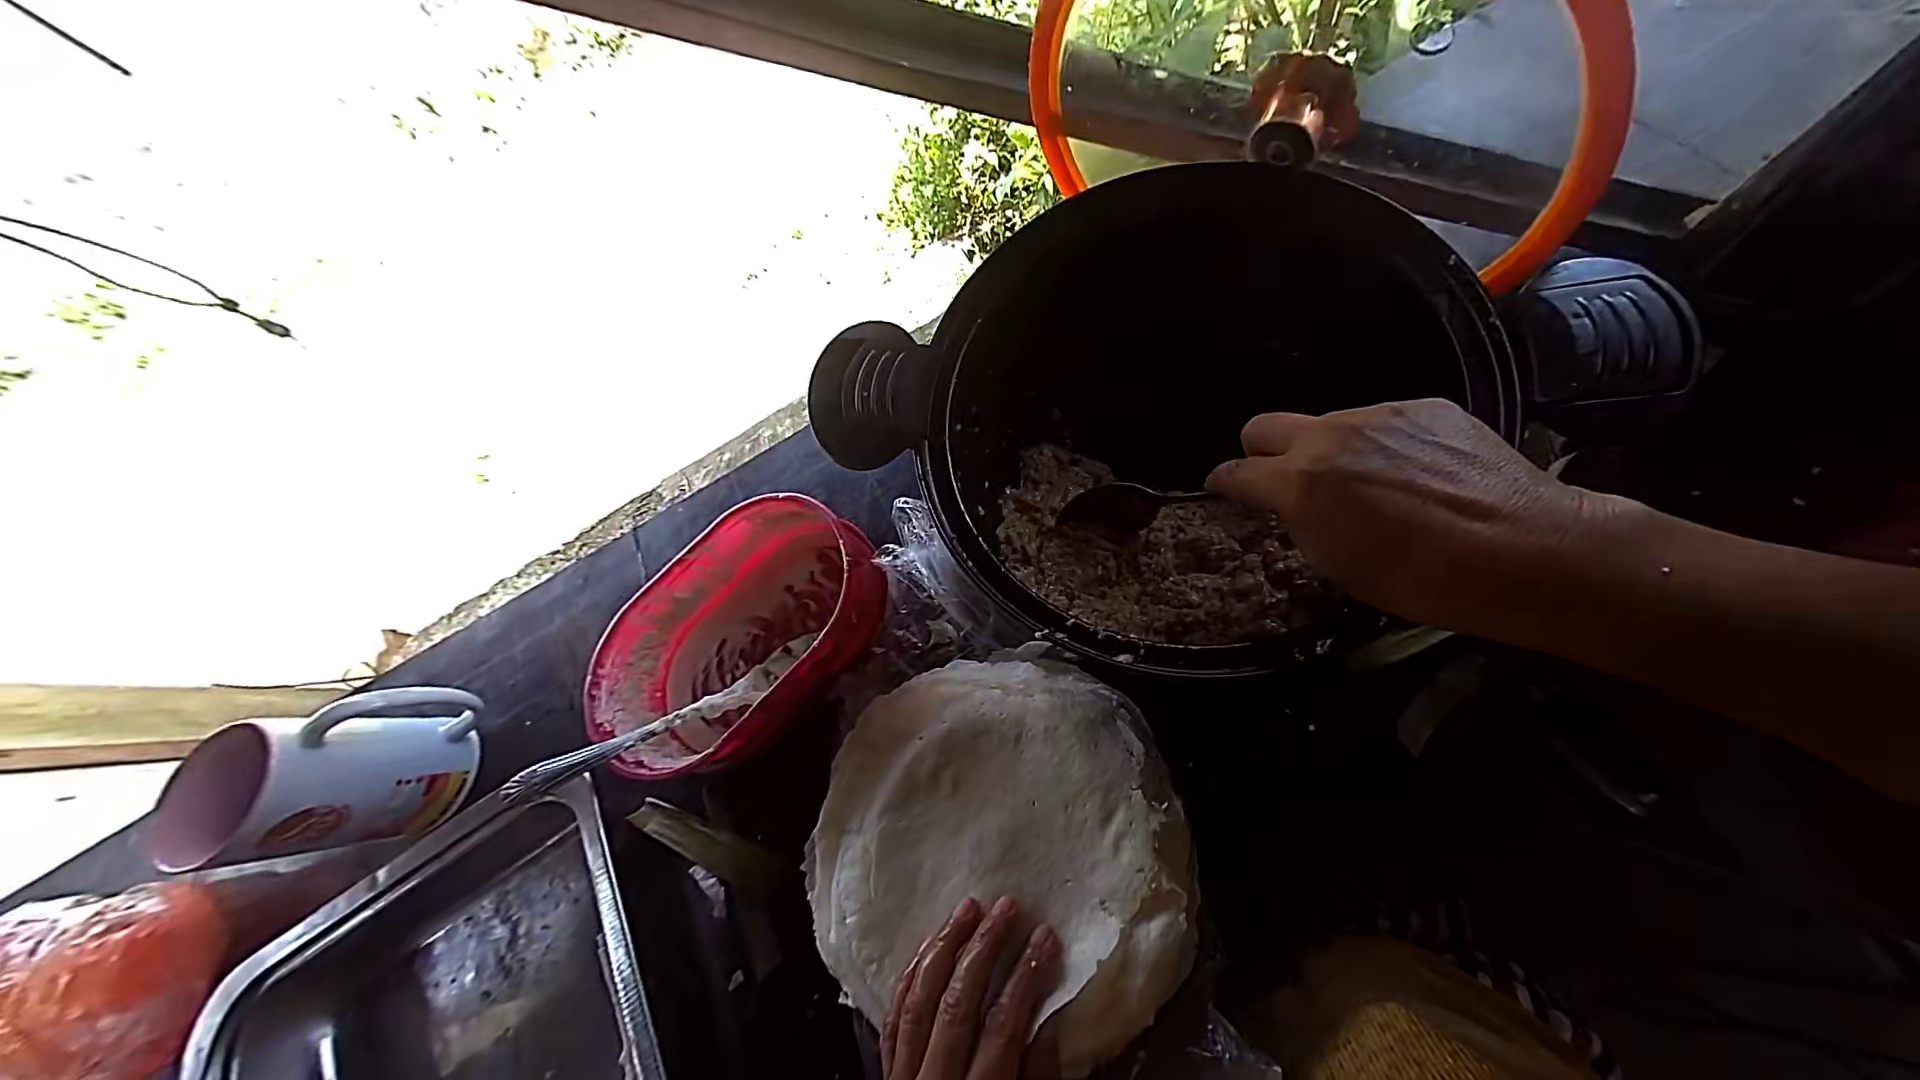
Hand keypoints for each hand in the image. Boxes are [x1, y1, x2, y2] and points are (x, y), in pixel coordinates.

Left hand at [882, 896, 1061, 1079]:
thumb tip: (1050, 1025)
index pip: (1004, 1027)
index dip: (1027, 977)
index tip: (1046, 936)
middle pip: (959, 1002)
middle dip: (985, 948)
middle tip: (1008, 907)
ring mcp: (905, 1079)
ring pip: (921, 999)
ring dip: (945, 946)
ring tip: (968, 908)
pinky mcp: (888, 1076)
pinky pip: (895, 1016)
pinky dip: (911, 976)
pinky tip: (928, 945)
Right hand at [1205, 399, 1604, 631]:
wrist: (1526, 551)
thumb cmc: (1420, 579)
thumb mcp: (1335, 563)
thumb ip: (1299, 522)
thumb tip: (1290, 505)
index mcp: (1299, 482)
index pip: (1235, 471)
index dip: (1223, 483)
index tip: (1224, 490)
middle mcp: (1328, 436)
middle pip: (1263, 425)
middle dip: (1260, 452)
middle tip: (1281, 480)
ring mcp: (1379, 415)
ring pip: (1326, 423)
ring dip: (1328, 449)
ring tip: (1367, 483)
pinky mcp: (1425, 407)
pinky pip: (1380, 421)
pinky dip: (1380, 443)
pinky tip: (1413, 473)